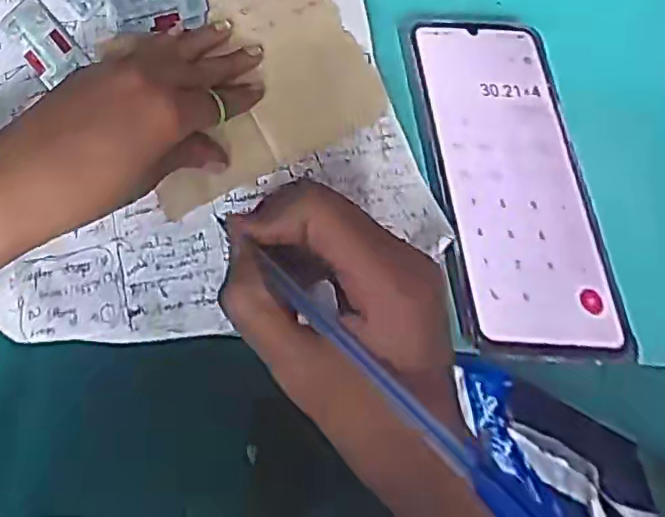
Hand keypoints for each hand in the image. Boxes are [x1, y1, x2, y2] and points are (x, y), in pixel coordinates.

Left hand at [0, 23, 263, 254]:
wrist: (23, 173)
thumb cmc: (89, 190)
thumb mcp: (143, 176)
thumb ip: (181, 154)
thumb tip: (216, 151)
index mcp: (169, 112)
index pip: (213, 101)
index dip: (237, 97)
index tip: (258, 87)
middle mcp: (150, 80)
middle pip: (197, 68)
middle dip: (226, 61)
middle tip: (253, 50)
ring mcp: (121, 68)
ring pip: (169, 48)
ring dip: (197, 41)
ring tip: (222, 30)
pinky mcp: (97, 66)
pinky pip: (140, 48)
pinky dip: (162, 43)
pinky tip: (171, 40)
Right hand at [219, 182, 456, 424]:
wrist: (425, 460)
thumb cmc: (367, 421)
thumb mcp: (295, 369)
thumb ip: (253, 302)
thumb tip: (239, 245)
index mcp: (390, 278)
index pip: (315, 208)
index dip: (267, 220)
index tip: (240, 252)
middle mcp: (403, 254)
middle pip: (318, 204)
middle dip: (273, 227)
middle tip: (250, 268)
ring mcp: (403, 259)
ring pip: (323, 215)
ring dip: (285, 238)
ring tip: (270, 281)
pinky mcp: (394, 268)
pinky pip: (334, 234)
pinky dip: (302, 248)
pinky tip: (294, 285)